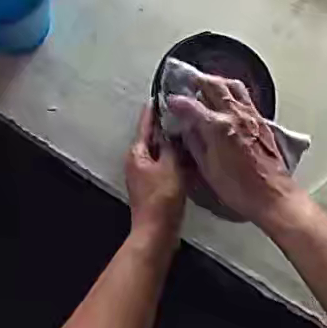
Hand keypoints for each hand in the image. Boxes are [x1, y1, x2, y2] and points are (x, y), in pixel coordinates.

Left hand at [124, 106, 183, 242]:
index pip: (145, 124)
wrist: (156, 233)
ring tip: (189, 130)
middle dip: (166, 126)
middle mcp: (137, 160)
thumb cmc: (162, 198)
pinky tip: (189, 157)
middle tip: (183, 111)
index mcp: (137, 152)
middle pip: (153, 138)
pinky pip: (165, 166)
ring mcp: (144, 174)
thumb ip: (172, 146)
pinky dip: (175, 159)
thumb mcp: (170, 167)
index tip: (162, 94)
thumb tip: (172, 129)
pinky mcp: (154, 186)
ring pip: (160, 152)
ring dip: (172, 143)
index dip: (154, 110)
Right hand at [164, 74, 305, 228]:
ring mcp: (250, 117)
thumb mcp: (207, 168)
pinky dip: (232, 92)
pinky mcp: (262, 122)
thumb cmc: (241, 189)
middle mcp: (235, 116)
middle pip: (214, 86)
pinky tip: (227, 98)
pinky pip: (245, 97)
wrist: (273, 197)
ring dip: (217, 82)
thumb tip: (186, 129)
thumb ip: (194, 142)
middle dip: (198, 81)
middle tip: (187, 82)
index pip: (191, 105)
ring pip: (233, 86)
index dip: (177, 102)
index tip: (170, 102)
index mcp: (218, 127)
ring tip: (207, 84)